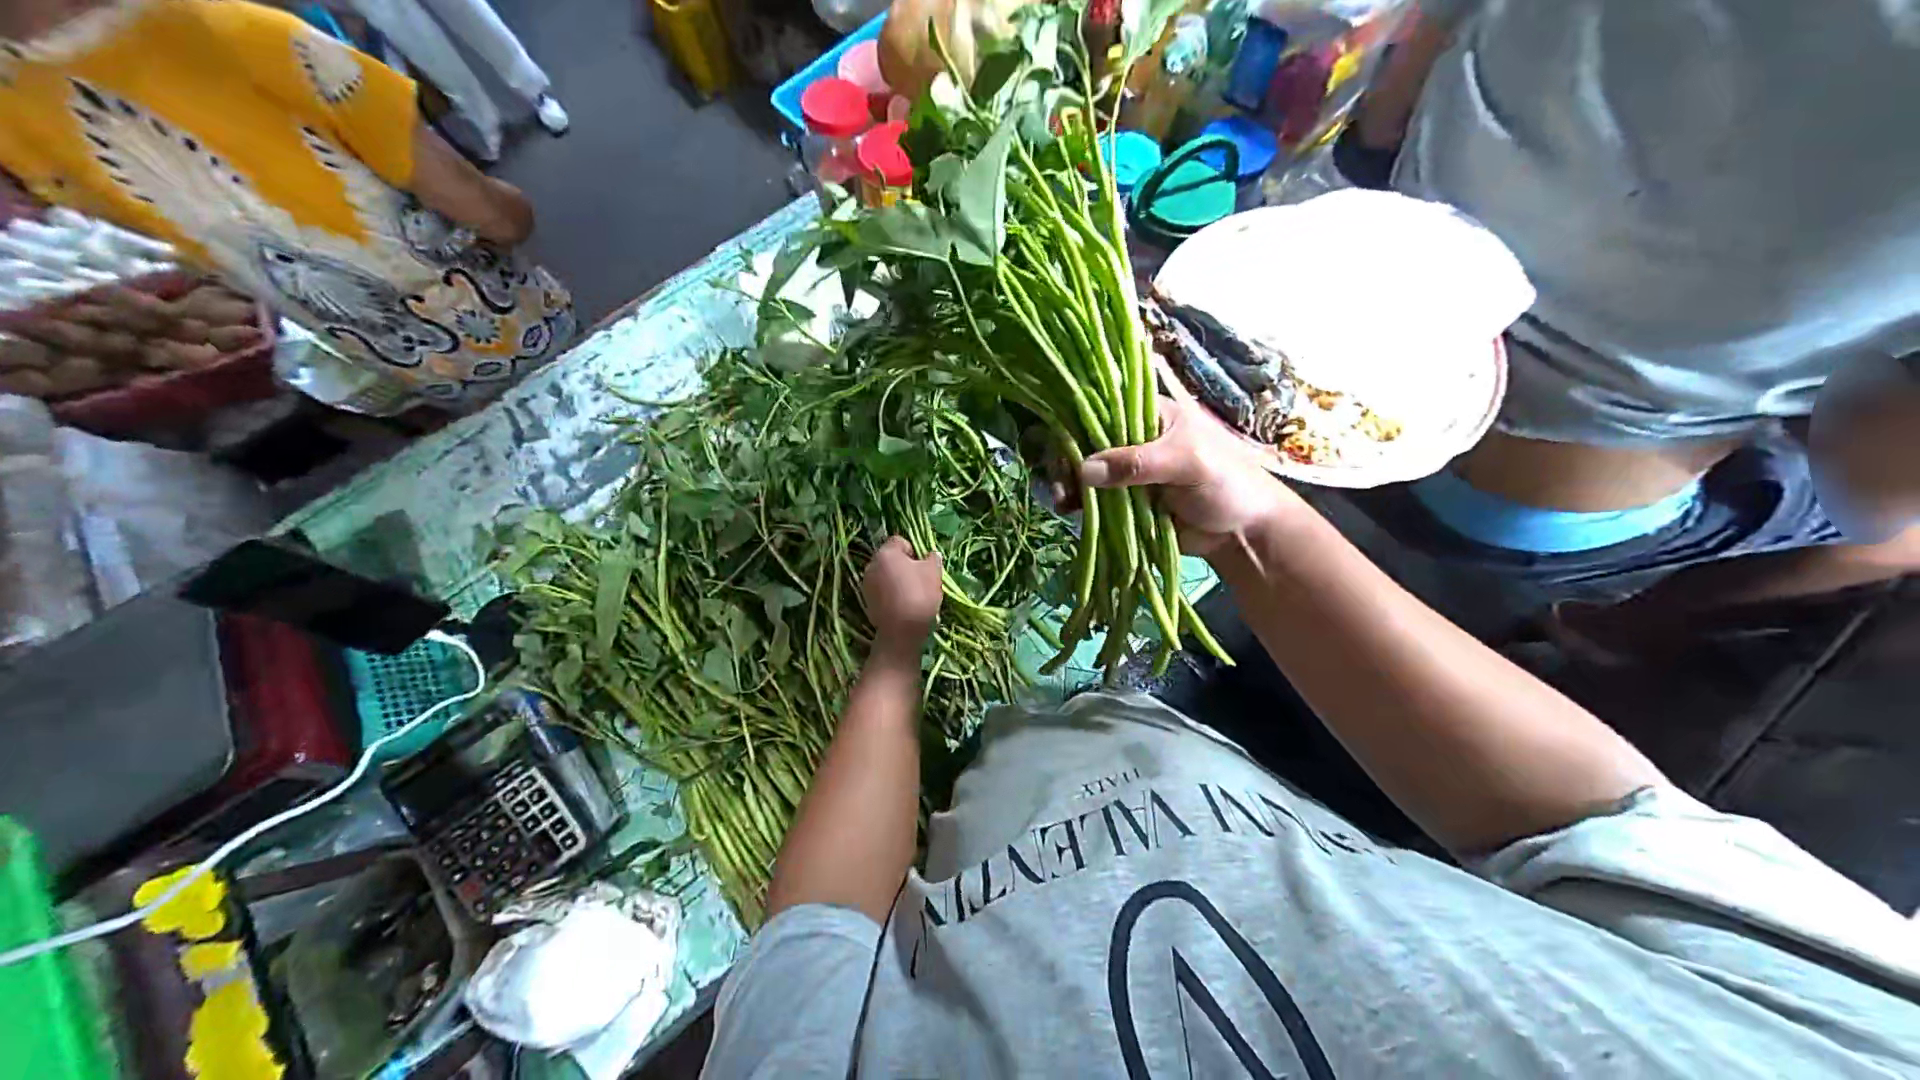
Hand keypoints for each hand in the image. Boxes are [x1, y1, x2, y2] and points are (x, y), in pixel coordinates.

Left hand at [861, 536, 943, 648]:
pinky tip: (902, 605)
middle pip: (890, 558)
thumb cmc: (919, 594)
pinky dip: (890, 594)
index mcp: (886, 552)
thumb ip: (932, 558)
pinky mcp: (866, 601)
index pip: (899, 541)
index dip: (914, 550)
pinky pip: (881, 590)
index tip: (923, 565)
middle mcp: (871, 565)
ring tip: (911, 594)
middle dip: (904, 565)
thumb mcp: (933, 572)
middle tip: (919, 579)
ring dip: (896, 580)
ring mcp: (866, 584)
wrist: (901, 631)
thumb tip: (931, 554)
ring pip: (885, 575)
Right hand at [1080, 397, 1307, 555]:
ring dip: (1069, 484)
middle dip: (1068, 460)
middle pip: (1086, 441)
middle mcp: (1132, 437)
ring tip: (1064, 502)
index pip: (1103, 407)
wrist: (1241, 533)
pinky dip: (1078, 503)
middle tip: (1062, 485)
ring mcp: (1126, 470)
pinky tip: (1069, 510)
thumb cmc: (1225, 483)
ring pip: (1085, 470)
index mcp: (1150, 414)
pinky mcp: (1123, 499)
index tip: (1061, 448)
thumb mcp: (1187, 463)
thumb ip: (1138, 464)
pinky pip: (1093, 497)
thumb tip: (1085, 471)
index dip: (1077, 423)